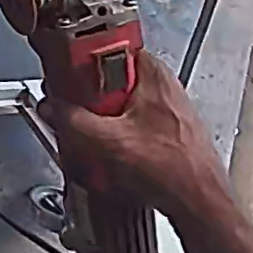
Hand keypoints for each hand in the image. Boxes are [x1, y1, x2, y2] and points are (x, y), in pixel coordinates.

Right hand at [39, 50, 235, 221]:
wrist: (200, 204)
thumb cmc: (174, 170)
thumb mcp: (108, 142)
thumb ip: (72, 121)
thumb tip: (52, 109)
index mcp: (151, 71)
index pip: (105, 47)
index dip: (79, 61)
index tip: (63, 73)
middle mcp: (161, 82)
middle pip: (108, 77)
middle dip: (86, 95)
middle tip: (71, 109)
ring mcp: (165, 105)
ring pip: (118, 100)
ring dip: (99, 116)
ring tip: (88, 134)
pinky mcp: (165, 127)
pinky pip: (129, 119)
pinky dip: (115, 130)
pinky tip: (109, 150)